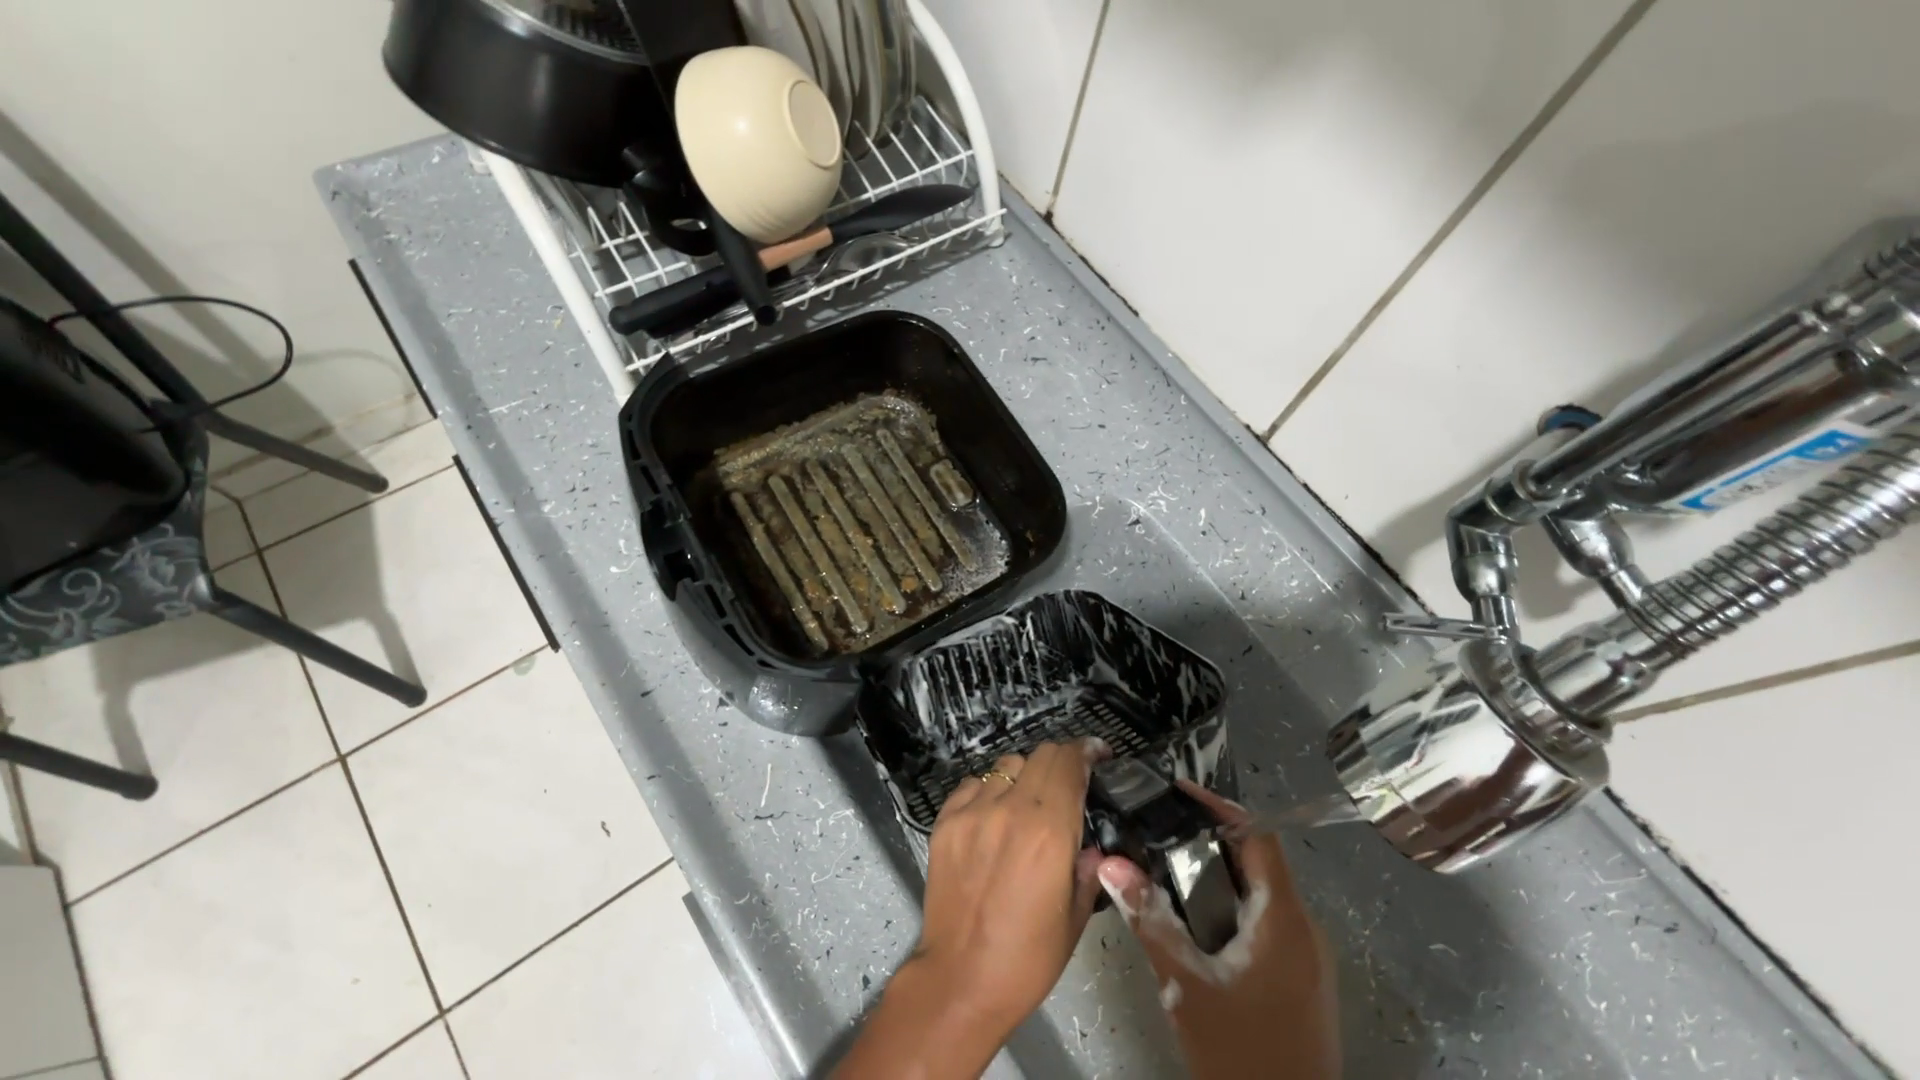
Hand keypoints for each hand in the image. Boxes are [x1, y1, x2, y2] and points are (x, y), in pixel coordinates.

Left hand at [917, 737, 1110, 1032]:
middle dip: (1062, 761)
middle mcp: (1009, 810)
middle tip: (1071, 780)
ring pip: (1005, 766)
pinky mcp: (944, 824)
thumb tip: (1089, 846)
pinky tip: (994, 817)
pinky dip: (989, 791)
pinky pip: (972, 786)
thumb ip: (1086, 868)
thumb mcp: (1075, 916)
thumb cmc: (1027, 958)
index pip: (1069, 763)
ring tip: (1029, 802)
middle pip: (1040, 755)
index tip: (1099, 754)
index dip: (1088, 751)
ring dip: (1025, 775)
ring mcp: (971, 814)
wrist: (960, 979)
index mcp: (1049, 831)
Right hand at [1097, 782, 1339, 1079]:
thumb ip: (1151, 920)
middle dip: (1212, 839)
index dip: (1220, 806)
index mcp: (1283, 918)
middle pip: (1261, 862)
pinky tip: (1198, 922)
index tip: (1177, 790)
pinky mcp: (1304, 979)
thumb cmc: (1240, 1050)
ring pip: (1264, 895)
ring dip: (1221, 875)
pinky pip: (1268, 922)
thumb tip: (1110, 863)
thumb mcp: (1186, 985)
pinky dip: (1234, 906)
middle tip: (1161, 828)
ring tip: (1169, 867)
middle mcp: (1305, 927)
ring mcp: (1310, 956)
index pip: (1259, 836)